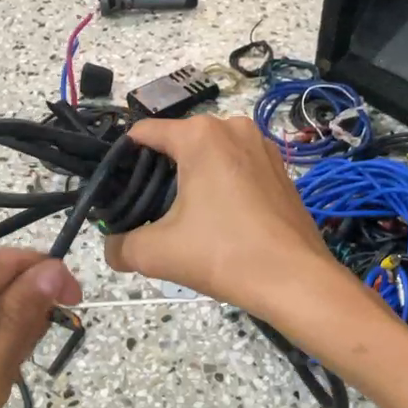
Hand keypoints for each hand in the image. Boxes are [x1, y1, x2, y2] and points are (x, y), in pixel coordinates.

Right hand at [104, 115, 337, 321]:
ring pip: (209, 156)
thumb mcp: (157, 253)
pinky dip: (221, 186)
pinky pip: (235, 167)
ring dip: (192, 181)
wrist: (295, 280)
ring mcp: (261, 145)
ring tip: (184, 220)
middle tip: (150, 213)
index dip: (123, 160)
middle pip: (178, 144)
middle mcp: (232, 127)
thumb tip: (112, 249)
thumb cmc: (224, 254)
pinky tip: (219, 221)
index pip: (145, 132)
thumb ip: (121, 246)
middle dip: (160, 174)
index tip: (116, 190)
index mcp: (200, 134)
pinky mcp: (279, 168)